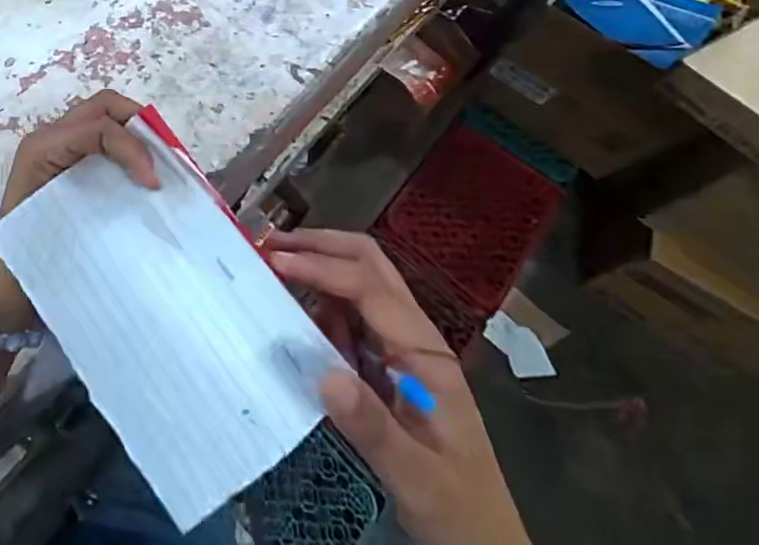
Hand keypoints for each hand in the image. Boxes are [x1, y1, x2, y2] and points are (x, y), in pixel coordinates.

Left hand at [0, 91, 159, 330]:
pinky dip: (129, 148)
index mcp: (43, 148)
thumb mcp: (68, 225)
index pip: (100, 127)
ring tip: (160, 166)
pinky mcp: (69, 160)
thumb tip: (155, 186)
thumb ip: (104, 198)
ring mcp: (60, 147)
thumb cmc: (31, 258)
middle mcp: (50, 138)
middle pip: (105, 106)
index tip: (154, 184)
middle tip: (164, 160)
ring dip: (137, 135)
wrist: (6, 283)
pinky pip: (104, 138)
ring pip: (106, 118)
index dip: (133, 148)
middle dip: (140, 125)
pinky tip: (145, 175)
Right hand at [265, 230, 530, 544]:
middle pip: (371, 265)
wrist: (487, 543)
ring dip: (320, 266)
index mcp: (426, 355)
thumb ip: (373, 428)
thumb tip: (324, 374)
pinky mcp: (388, 363)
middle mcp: (415, 338)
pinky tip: (297, 318)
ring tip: (274, 269)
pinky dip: (321, 303)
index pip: (370, 289)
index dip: (322, 268)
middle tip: (271, 243)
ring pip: (361, 282)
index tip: (275, 262)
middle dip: (321, 245)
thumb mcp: (417, 480)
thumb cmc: (458, 510)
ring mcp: (402, 348)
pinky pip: (351, 316)